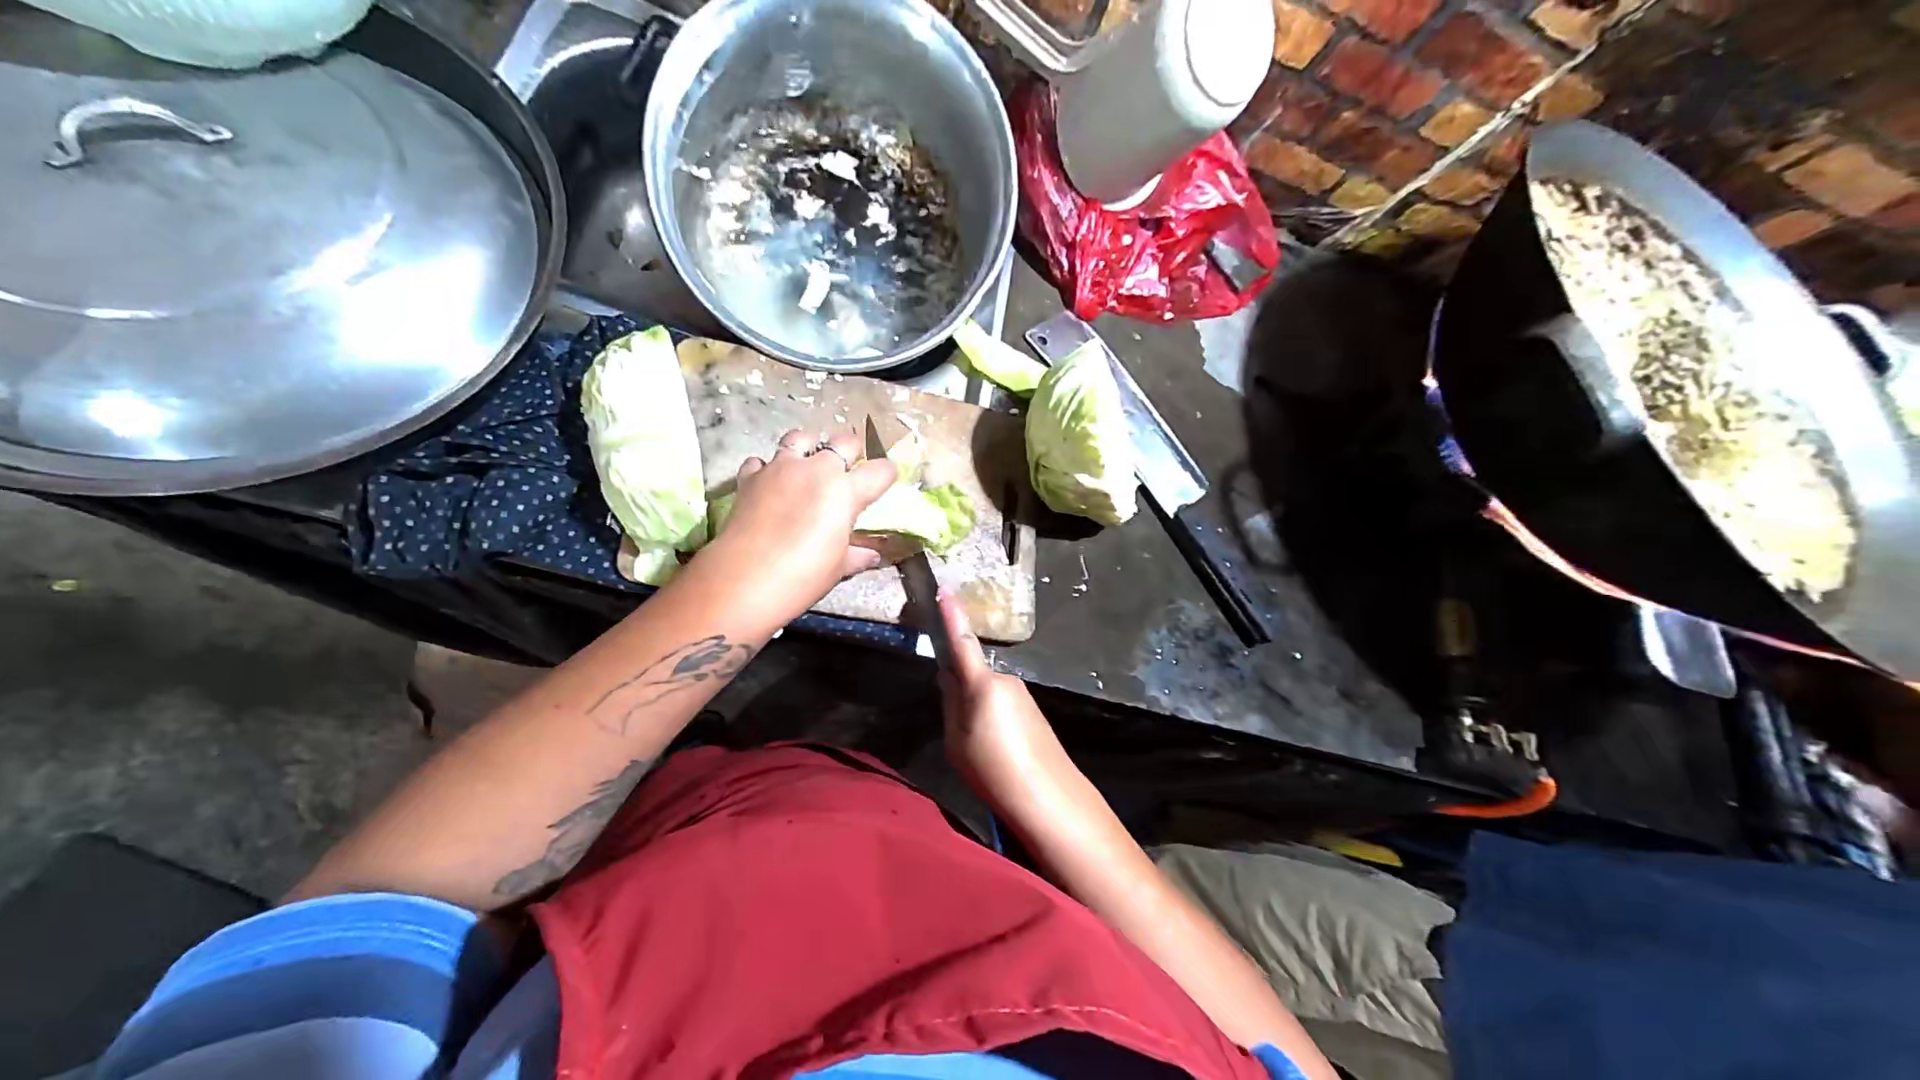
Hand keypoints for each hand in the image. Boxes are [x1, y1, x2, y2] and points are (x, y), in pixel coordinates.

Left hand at [687, 428, 896, 625]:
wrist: (746, 577)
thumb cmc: (804, 575)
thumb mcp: (837, 567)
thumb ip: (856, 554)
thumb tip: (871, 555)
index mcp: (847, 491)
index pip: (880, 470)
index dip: (886, 475)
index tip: (884, 482)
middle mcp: (817, 469)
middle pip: (844, 442)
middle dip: (850, 451)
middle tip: (847, 469)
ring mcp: (781, 468)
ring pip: (799, 437)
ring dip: (807, 447)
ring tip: (806, 465)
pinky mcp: (751, 476)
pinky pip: (761, 461)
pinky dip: (766, 468)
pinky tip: (768, 484)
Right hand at [936, 591, 1077, 810]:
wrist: (1048, 796)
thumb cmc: (993, 768)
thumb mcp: (956, 740)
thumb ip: (950, 703)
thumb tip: (949, 677)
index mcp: (982, 684)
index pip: (961, 643)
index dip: (951, 617)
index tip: (944, 590)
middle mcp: (1005, 680)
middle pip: (972, 675)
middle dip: (959, 689)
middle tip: (955, 729)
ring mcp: (1023, 695)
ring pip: (987, 692)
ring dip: (978, 710)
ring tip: (978, 750)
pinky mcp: (1033, 711)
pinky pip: (1002, 705)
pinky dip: (993, 719)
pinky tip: (996, 751)